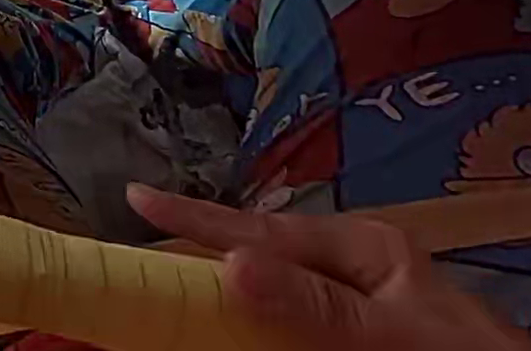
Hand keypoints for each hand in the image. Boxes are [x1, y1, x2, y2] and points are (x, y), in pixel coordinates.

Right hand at [127, 183, 530, 350]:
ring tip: (190, 278)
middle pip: (266, 249)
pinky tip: (251, 321)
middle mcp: (354, 263)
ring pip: (282, 285)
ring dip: (238, 287)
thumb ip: (314, 302)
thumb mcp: (392, 331)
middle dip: (211, 243)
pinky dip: (270, 323)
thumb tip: (231, 262)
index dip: (197, 215)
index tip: (137, 197)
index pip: (261, 226)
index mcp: (360, 244)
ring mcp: (360, 299)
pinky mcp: (361, 330)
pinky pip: (302, 321)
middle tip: (154, 234)